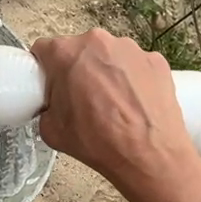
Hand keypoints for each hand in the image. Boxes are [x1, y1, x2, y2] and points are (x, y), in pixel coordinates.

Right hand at [32, 29, 200, 184]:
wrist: (149, 159)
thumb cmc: (100, 143)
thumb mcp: (51, 130)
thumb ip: (46, 106)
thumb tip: (53, 105)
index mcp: (64, 53)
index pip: (45, 50)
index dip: (47, 68)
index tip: (53, 82)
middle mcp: (96, 42)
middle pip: (79, 49)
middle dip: (79, 68)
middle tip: (84, 97)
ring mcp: (129, 48)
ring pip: (109, 55)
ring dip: (108, 71)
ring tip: (115, 103)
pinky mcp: (155, 60)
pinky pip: (137, 64)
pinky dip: (134, 78)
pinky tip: (136, 102)